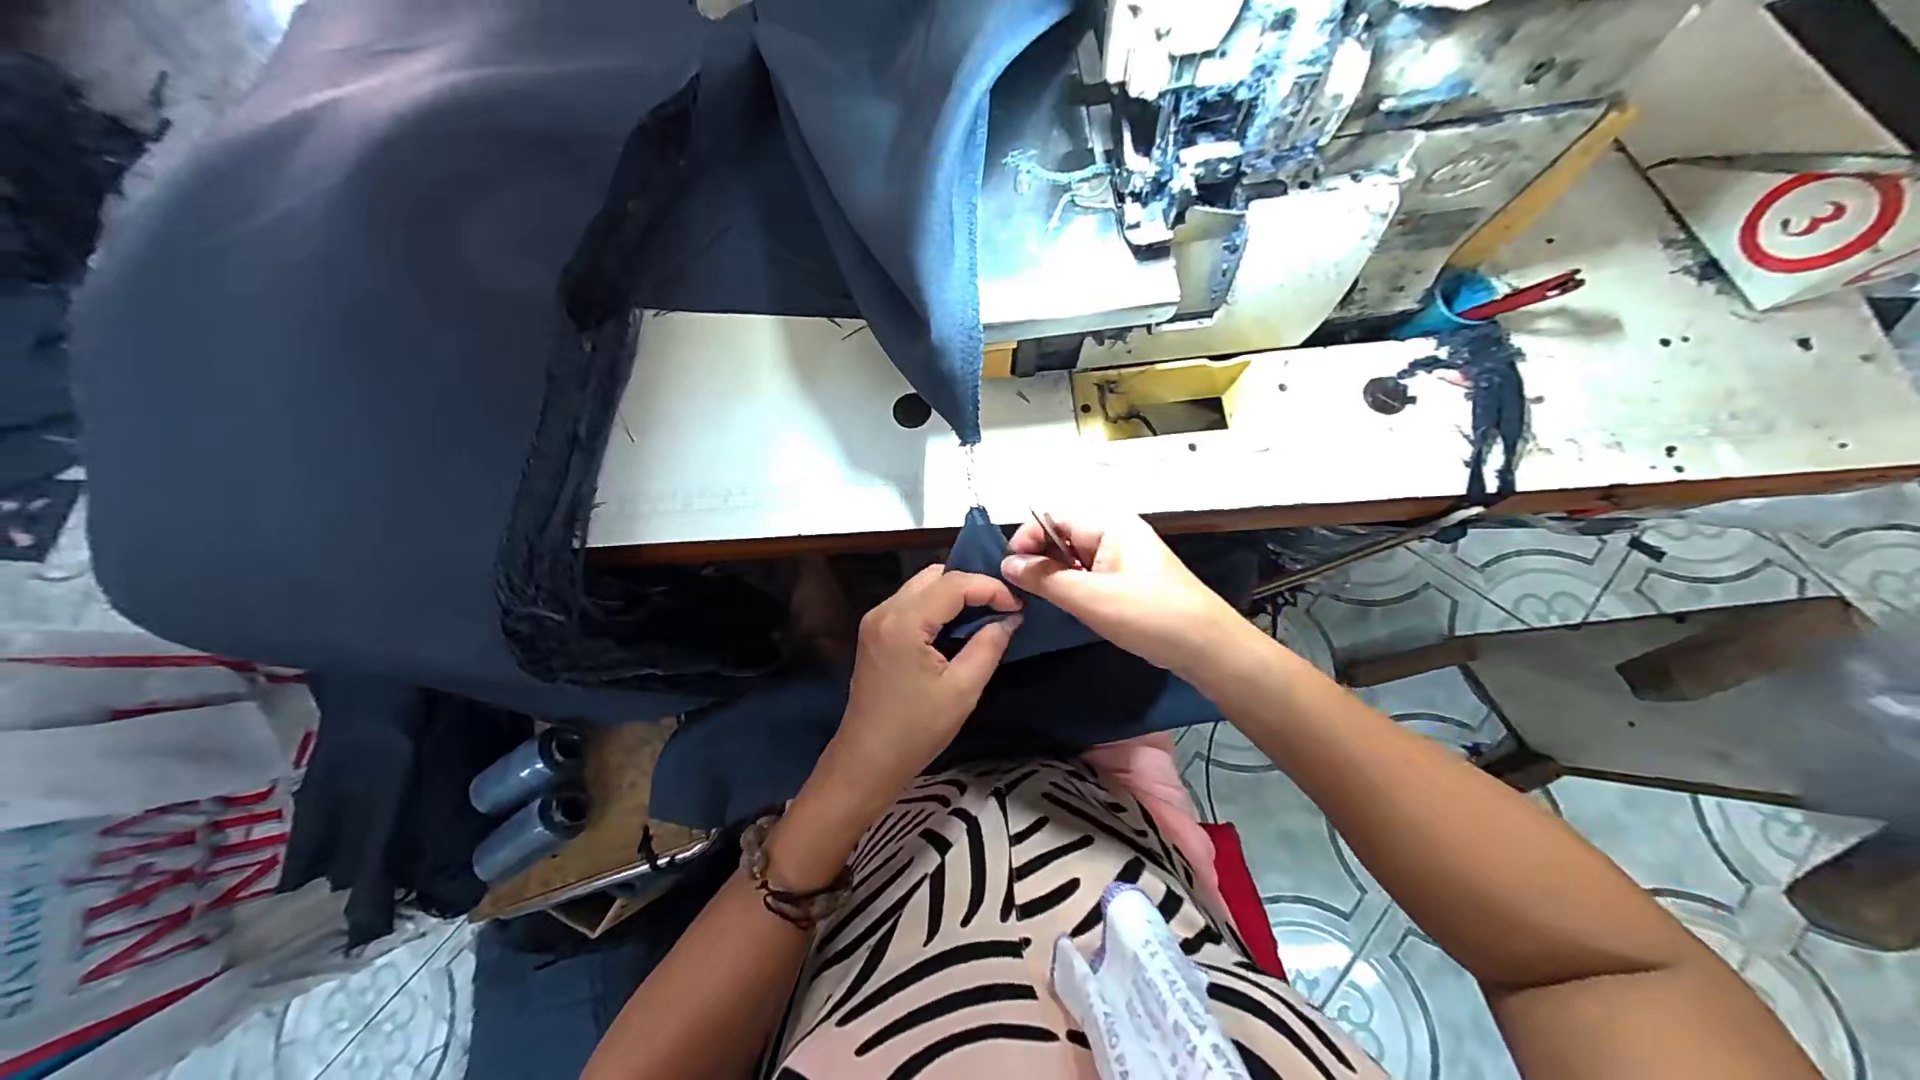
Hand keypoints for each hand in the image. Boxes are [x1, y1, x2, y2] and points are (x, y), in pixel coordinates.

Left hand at [816, 565, 1022, 815]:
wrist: (867, 760)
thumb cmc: (916, 730)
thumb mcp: (963, 690)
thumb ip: (989, 646)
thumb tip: (1010, 618)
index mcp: (903, 621)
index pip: (954, 583)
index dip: (991, 588)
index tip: (1018, 606)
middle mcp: (884, 610)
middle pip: (935, 575)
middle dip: (972, 584)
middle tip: (1003, 606)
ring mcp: (875, 620)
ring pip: (922, 585)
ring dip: (954, 594)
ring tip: (986, 614)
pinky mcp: (875, 632)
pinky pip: (911, 602)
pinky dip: (937, 606)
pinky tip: (958, 626)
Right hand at [1001, 509, 1250, 675]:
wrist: (1206, 646)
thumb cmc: (1150, 615)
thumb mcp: (1089, 598)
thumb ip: (1043, 578)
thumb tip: (1008, 565)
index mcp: (1108, 524)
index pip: (1052, 516)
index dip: (1027, 538)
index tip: (1012, 569)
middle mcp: (1115, 532)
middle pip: (1061, 534)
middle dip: (1039, 558)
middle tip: (1024, 590)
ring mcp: (1123, 555)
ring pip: (1074, 556)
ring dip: (1056, 575)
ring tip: (1045, 600)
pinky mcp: (1128, 578)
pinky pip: (1089, 572)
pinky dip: (1074, 586)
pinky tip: (1071, 606)